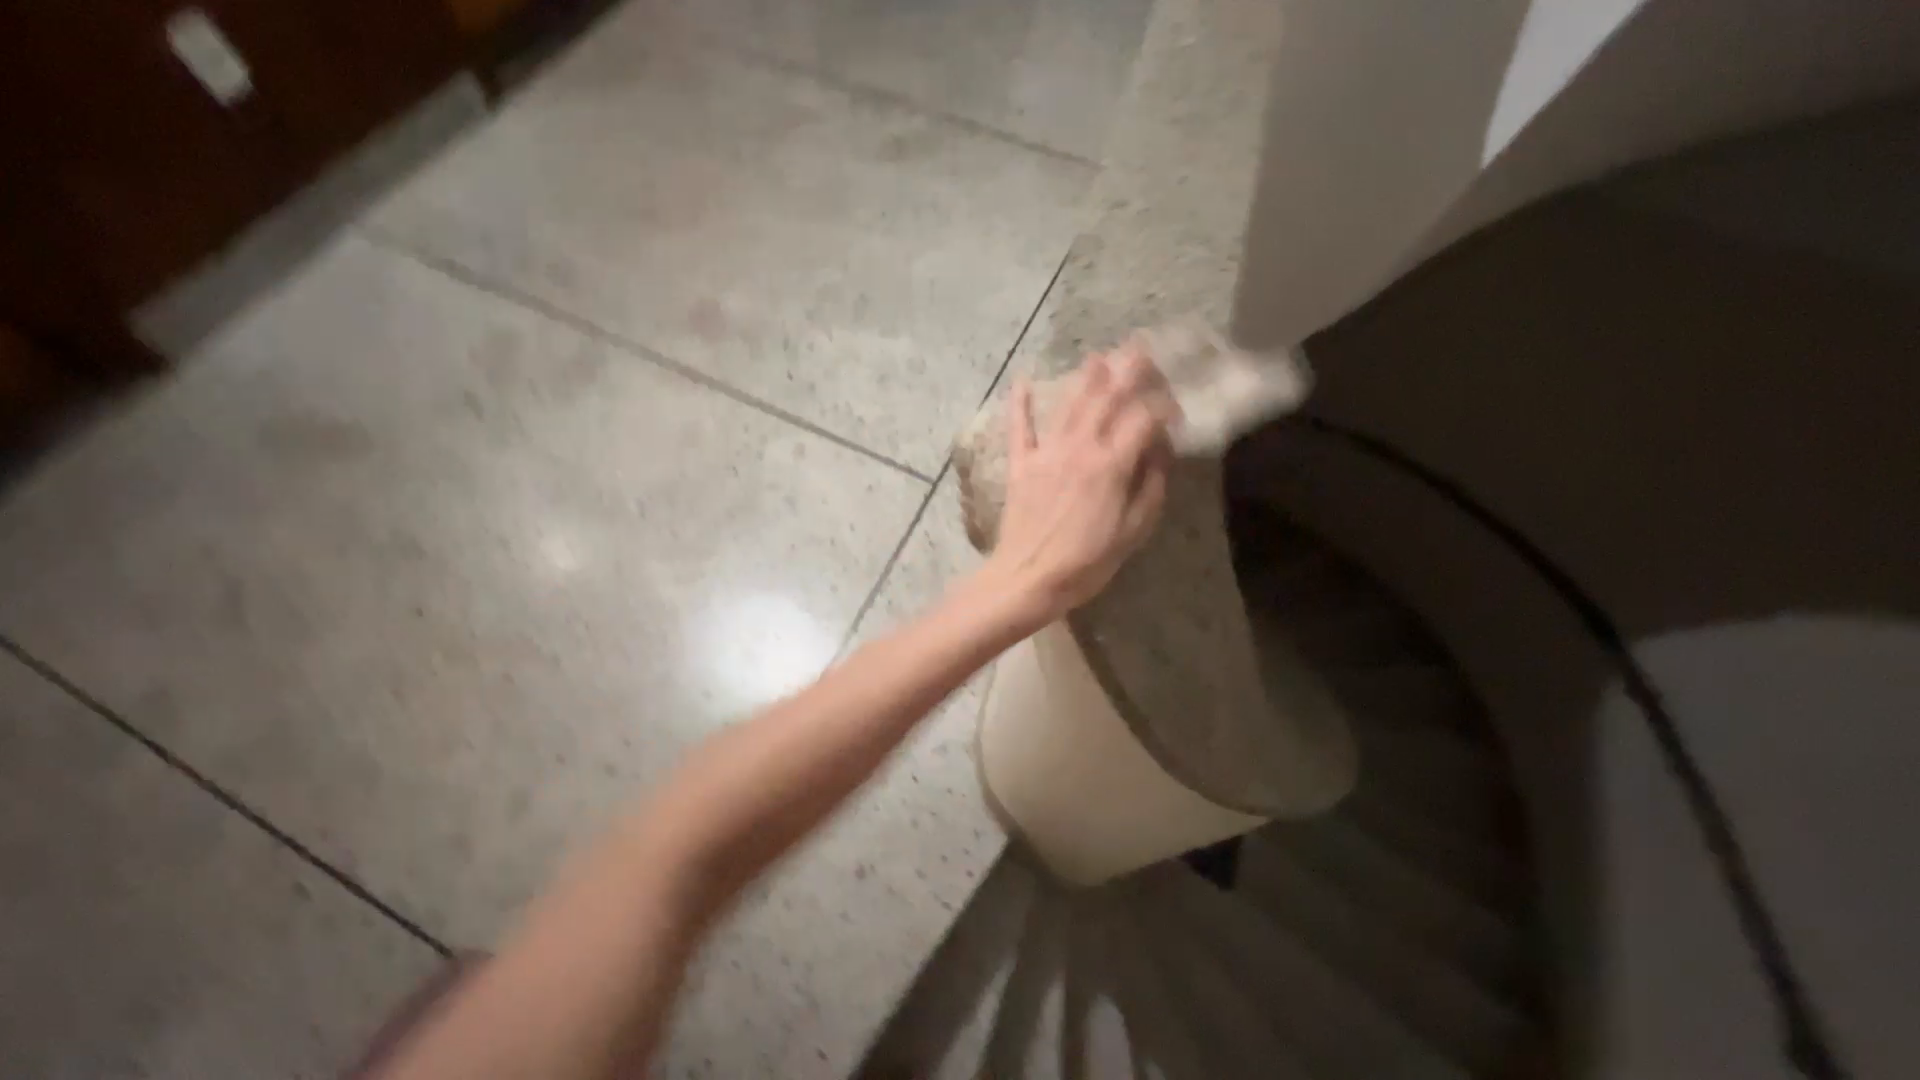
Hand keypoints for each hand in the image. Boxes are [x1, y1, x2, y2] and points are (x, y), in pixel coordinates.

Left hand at [980, 346, 1176, 622]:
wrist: (1028, 578)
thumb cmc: (1087, 562)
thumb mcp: (1133, 532)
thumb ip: (1150, 488)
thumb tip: (1160, 453)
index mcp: (1111, 465)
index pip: (1142, 420)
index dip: (1162, 406)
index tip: (1175, 405)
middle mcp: (1080, 449)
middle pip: (1106, 400)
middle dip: (1126, 371)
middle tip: (1139, 347)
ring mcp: (1047, 453)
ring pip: (1069, 405)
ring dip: (1084, 378)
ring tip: (1097, 356)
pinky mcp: (1022, 465)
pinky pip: (1020, 427)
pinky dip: (1020, 403)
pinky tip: (1021, 380)